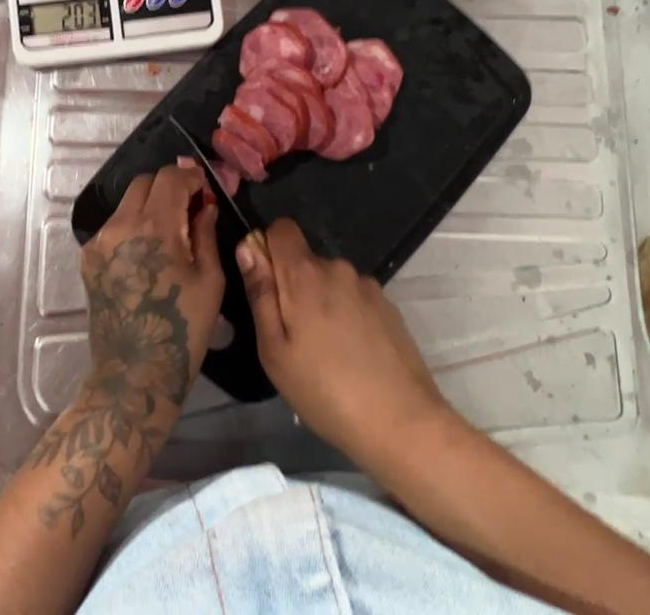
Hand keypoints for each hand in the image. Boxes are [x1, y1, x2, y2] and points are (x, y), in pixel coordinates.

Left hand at [79, 161, 224, 417]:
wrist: (135, 371)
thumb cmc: (183, 328)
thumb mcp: (210, 280)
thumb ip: (206, 232)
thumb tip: (205, 205)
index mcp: (154, 227)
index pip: (171, 177)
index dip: (192, 176)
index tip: (206, 188)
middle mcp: (120, 225)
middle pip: (144, 183)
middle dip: (170, 186)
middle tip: (191, 206)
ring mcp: (99, 241)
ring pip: (127, 203)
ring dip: (151, 205)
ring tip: (173, 232)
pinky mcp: (89, 258)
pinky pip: (115, 226)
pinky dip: (134, 226)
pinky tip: (151, 252)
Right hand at [236, 219, 448, 464]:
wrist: (401, 422)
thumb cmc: (323, 389)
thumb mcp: (274, 349)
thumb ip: (260, 293)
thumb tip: (247, 248)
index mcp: (305, 275)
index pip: (282, 228)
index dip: (268, 248)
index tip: (265, 287)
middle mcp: (339, 269)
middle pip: (305, 260)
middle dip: (293, 286)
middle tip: (292, 337)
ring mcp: (368, 287)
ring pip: (330, 282)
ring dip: (321, 303)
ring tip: (324, 352)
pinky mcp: (389, 307)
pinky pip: (353, 298)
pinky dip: (345, 316)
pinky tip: (351, 356)